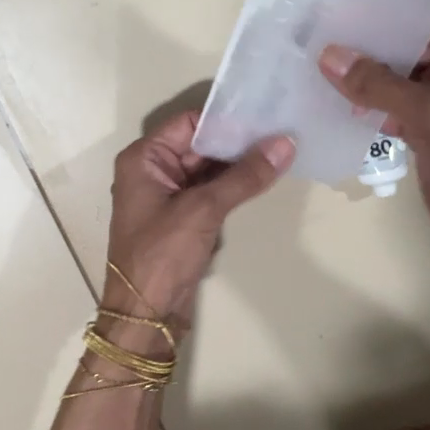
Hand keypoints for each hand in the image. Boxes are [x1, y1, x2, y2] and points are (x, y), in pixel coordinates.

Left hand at [101, 111, 294, 352]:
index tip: (267, 116)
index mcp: (144, 159)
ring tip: (284, 150)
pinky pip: (210, 192)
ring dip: (240, 165)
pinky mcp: (182, 219)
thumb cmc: (162, 254)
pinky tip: (265, 178)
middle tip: (285, 130)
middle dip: (239, 141)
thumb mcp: (204, 210)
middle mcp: (152, 171)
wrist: (146, 313)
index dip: (227, 119)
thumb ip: (245, 176)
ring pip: (209, 169)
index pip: (189, 123)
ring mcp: (167, 196)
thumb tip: (285, 143)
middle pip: (200, 144)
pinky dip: (234, 187)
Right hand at [318, 0, 429, 246]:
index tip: (338, 4)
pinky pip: (396, 103)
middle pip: (411, 41)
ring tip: (315, 63)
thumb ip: (378, 83)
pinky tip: (332, 99)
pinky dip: (369, 102)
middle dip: (367, 41)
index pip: (429, 11)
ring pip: (400, 74)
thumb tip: (329, 55)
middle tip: (316, 33)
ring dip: (363, 73)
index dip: (384, 6)